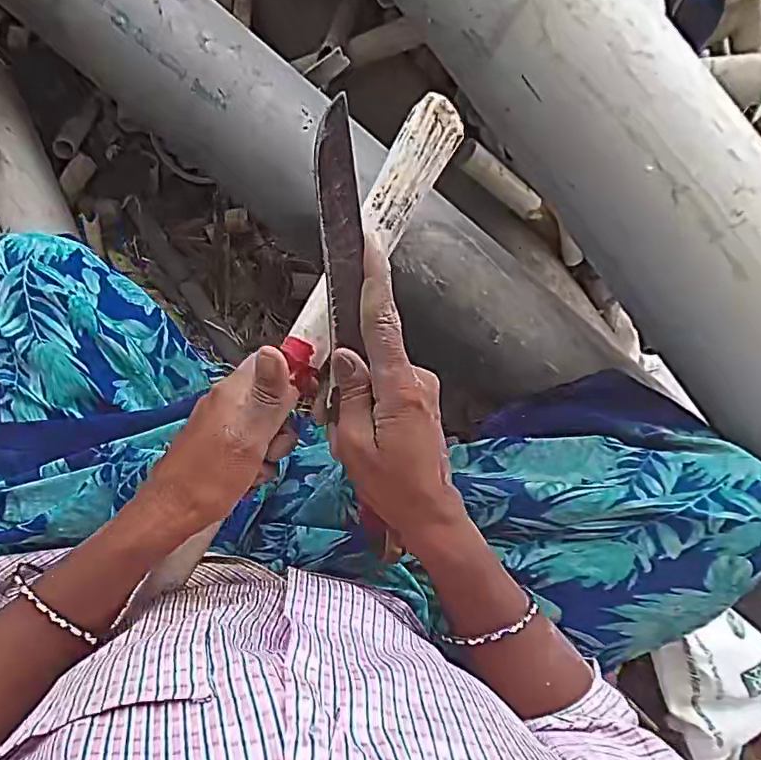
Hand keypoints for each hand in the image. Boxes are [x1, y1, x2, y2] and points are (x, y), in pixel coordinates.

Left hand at [134, 345, 298, 541]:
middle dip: (284, 423)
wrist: (174, 514)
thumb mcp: (249, 435)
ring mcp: (225, 425)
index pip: (271, 361)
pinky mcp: (223, 447)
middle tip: (274, 445)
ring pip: (268, 427)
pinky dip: (258, 463)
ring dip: (273, 448)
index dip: (294, 374)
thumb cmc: (210, 478)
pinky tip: (249, 478)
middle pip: (274, 397)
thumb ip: (268, 396)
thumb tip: (277, 349)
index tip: (306, 399)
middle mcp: (228, 402)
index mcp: (233, 391)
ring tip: (259, 465)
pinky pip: (254, 447)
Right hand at [329, 238, 469, 554]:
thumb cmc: (391, 486)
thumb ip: (346, 393)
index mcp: (400, 387)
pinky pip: (387, 385)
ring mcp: (423, 389)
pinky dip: (368, 400)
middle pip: (372, 351)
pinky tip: (362, 431)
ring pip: (376, 372)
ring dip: (355, 393)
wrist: (429, 513)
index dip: (375, 281)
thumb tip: (345, 356)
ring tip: (349, 433)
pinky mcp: (422, 400)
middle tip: (331, 414)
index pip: (383, 322)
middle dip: (345, 372)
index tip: (370, 246)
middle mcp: (417, 380)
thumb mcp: (350, 443)